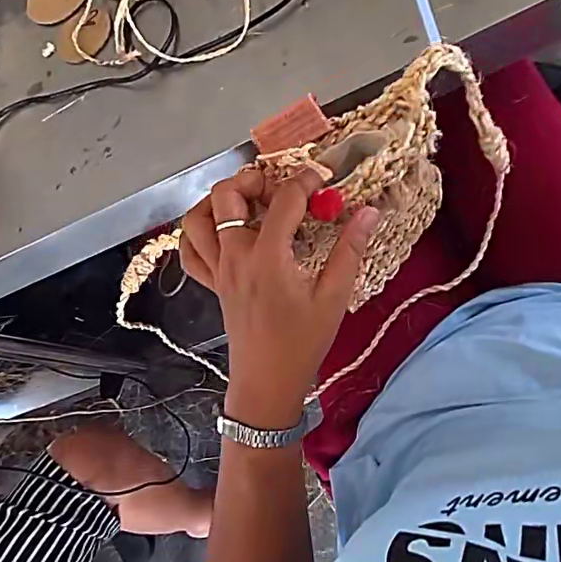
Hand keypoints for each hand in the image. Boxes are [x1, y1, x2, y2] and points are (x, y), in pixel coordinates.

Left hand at [178, 168, 381, 425]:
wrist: (268, 382)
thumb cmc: (303, 342)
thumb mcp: (334, 296)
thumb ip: (350, 249)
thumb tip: (369, 213)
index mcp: (268, 257)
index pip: (284, 200)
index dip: (306, 180)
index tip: (323, 179)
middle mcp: (236, 257)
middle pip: (226, 196)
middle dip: (252, 180)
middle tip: (279, 188)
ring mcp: (218, 270)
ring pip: (198, 218)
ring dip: (220, 201)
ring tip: (249, 204)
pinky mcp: (212, 283)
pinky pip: (190, 250)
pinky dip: (200, 232)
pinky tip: (223, 231)